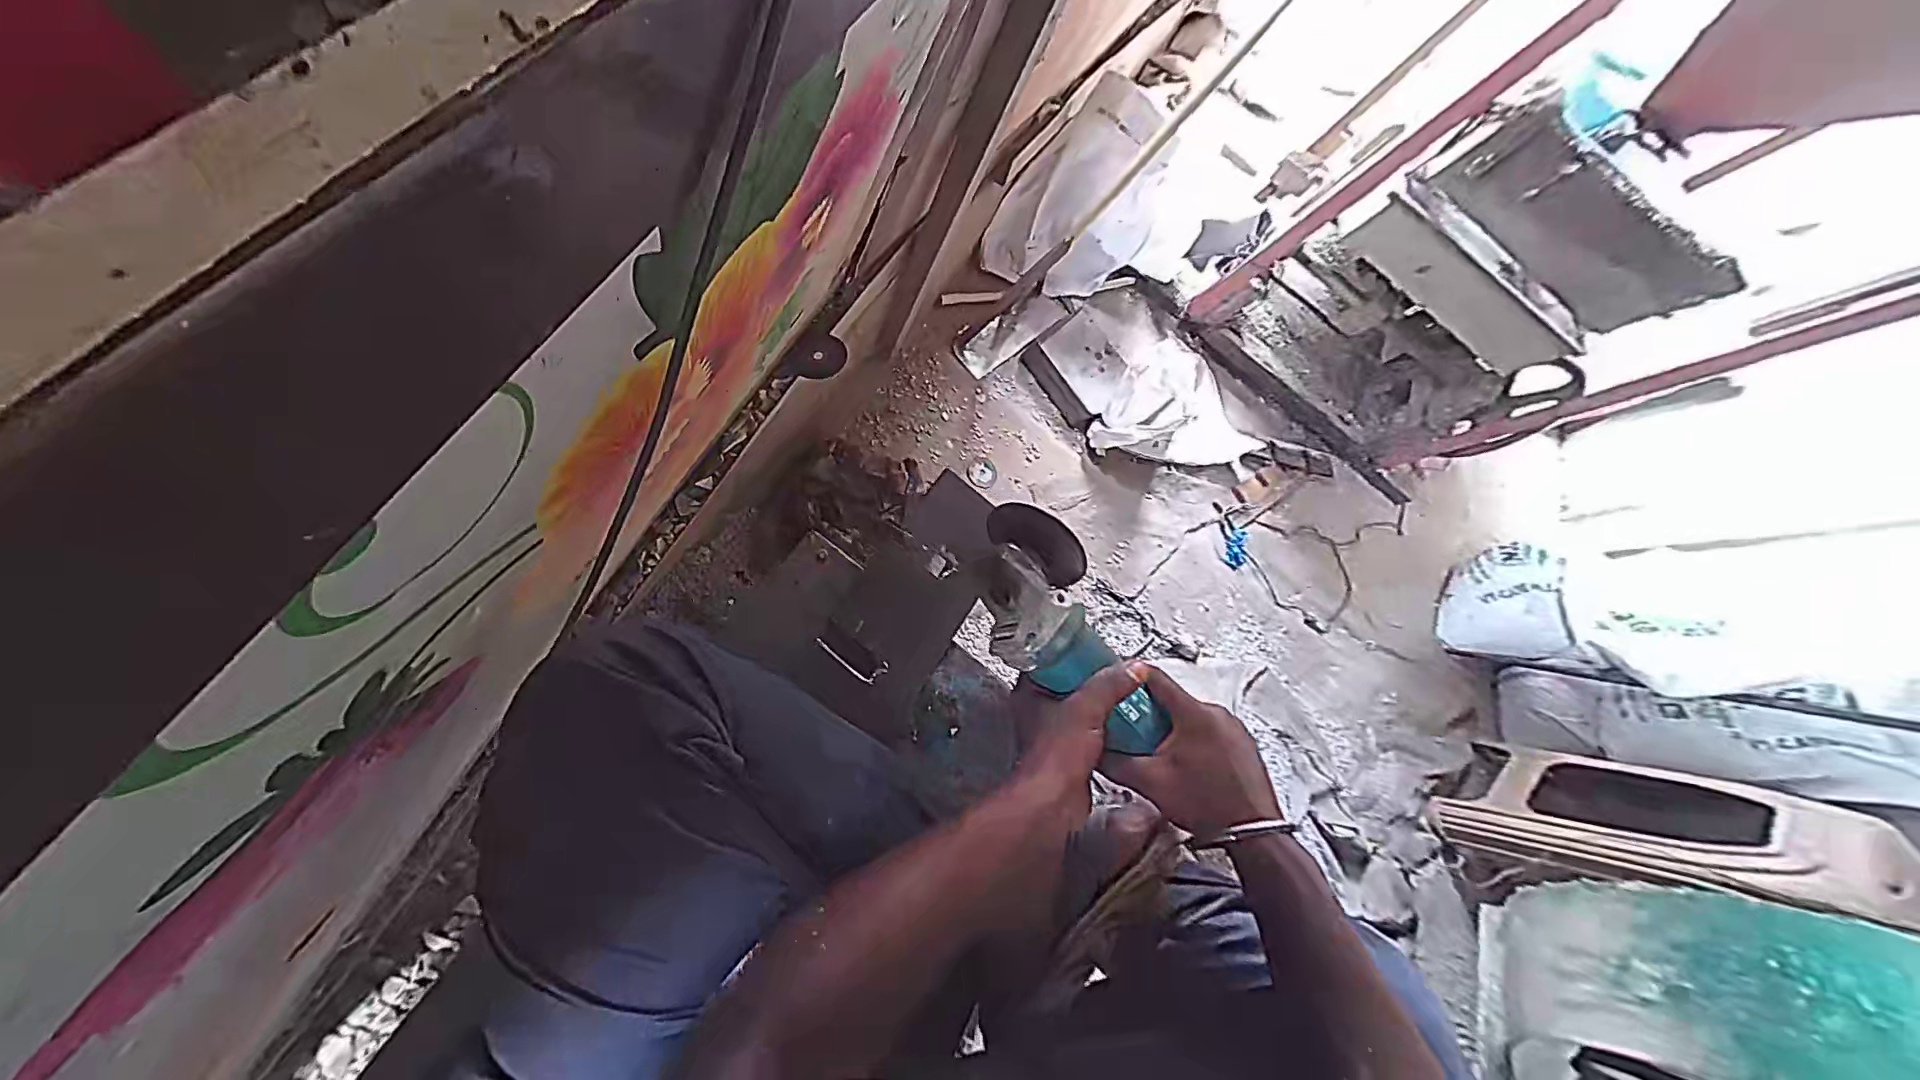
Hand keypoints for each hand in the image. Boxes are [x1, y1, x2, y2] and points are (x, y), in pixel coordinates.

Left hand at [1007, 662, 1150, 812]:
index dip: (1073, 656)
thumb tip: (1131, 669)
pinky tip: (1125, 728)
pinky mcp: (1071, 756)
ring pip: (1082, 712)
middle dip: (1094, 683)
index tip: (1096, 651)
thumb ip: (1109, 685)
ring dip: (1103, 708)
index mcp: (1030, 695)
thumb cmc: (1053, 759)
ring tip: (1126, 698)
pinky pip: (1093, 736)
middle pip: (1069, 688)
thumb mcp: (1086, 709)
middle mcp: (1039, 714)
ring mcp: (1055, 736)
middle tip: (1117, 674)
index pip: (1050, 663)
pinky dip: (1108, 732)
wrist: (1056, 804)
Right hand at [1101, 666, 1281, 836]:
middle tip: (1136, 736)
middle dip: (1149, 715)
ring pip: (1190, 717)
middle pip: (1172, 700)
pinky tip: (1186, 767)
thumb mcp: (1150, 782)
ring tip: (1161, 757)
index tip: (1119, 684)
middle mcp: (1217, 715)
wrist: (1251, 835)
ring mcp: (1233, 729)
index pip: (1155, 678)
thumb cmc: (1210, 808)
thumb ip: (1116, 762)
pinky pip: (1210, 731)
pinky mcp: (1242, 744)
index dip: (1131, 677)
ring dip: (1171, 730)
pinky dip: (1193, 741)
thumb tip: (1097, 752)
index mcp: (1194, 714)